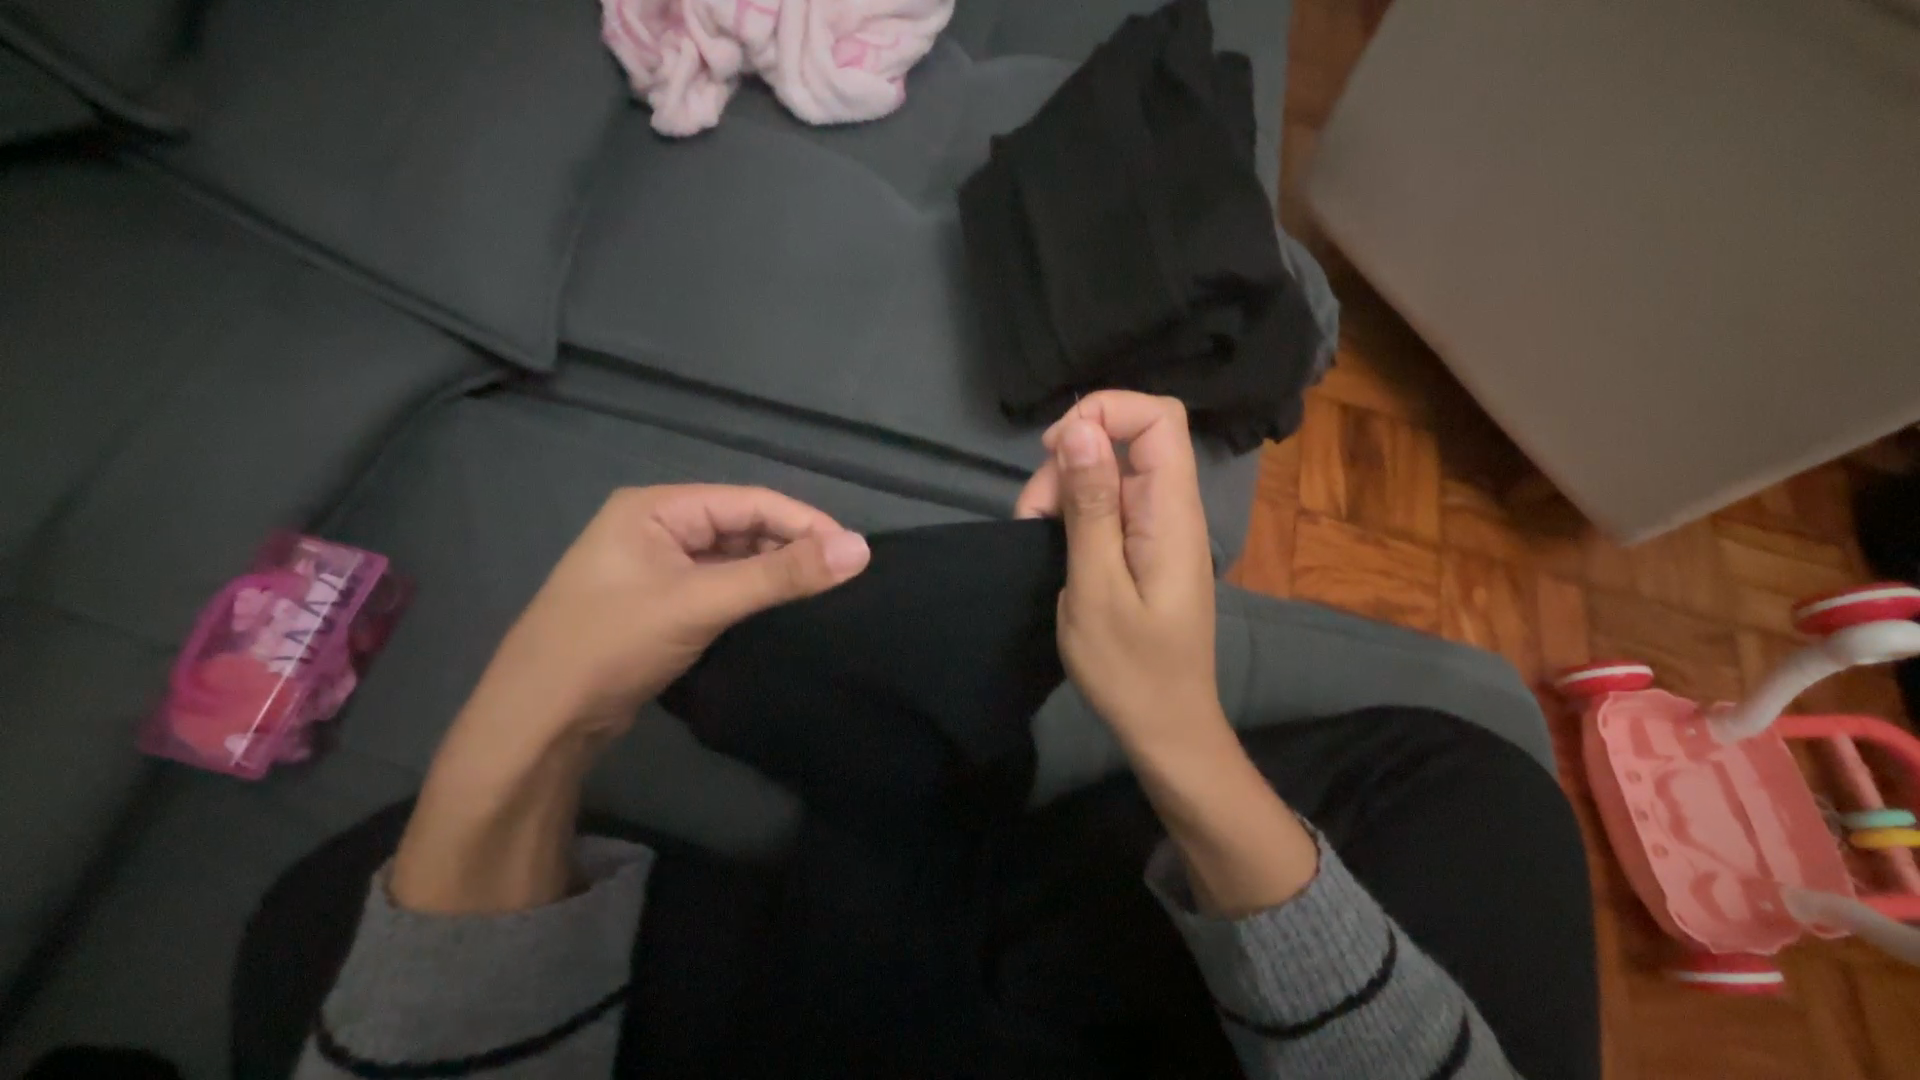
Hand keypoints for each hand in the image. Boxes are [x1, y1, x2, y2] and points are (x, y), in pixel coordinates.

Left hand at [392, 484, 868, 913]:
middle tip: (843, 576)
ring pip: (731, 558)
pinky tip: (779, 610)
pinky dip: (749, 594)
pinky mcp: (658, 603)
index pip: (749, 501)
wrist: (538, 720)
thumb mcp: (701, 603)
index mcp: (655, 508)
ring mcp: (654, 567)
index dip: (805, 522)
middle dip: (791, 546)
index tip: (856, 552)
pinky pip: (717, 585)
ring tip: (822, 592)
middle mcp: (654, 527)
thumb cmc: (611, 644)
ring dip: (772, 572)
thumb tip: (860, 549)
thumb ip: (780, 575)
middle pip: (741, 526)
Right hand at [1018, 399, 1318, 914]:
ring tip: (1036, 538)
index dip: (1105, 411)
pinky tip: (1053, 549)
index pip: (1158, 418)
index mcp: (1172, 512)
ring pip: (1110, 474)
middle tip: (1033, 517)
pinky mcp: (1144, 549)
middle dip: (1070, 461)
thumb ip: (1090, 505)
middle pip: (1127, 441)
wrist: (1166, 726)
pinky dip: (1074, 517)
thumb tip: (1079, 428)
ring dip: (1064, 492)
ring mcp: (1159, 529)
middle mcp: (1173, 509)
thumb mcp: (1097, 585)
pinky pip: (1109, 507)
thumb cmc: (1130, 667)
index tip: (1054, 449)